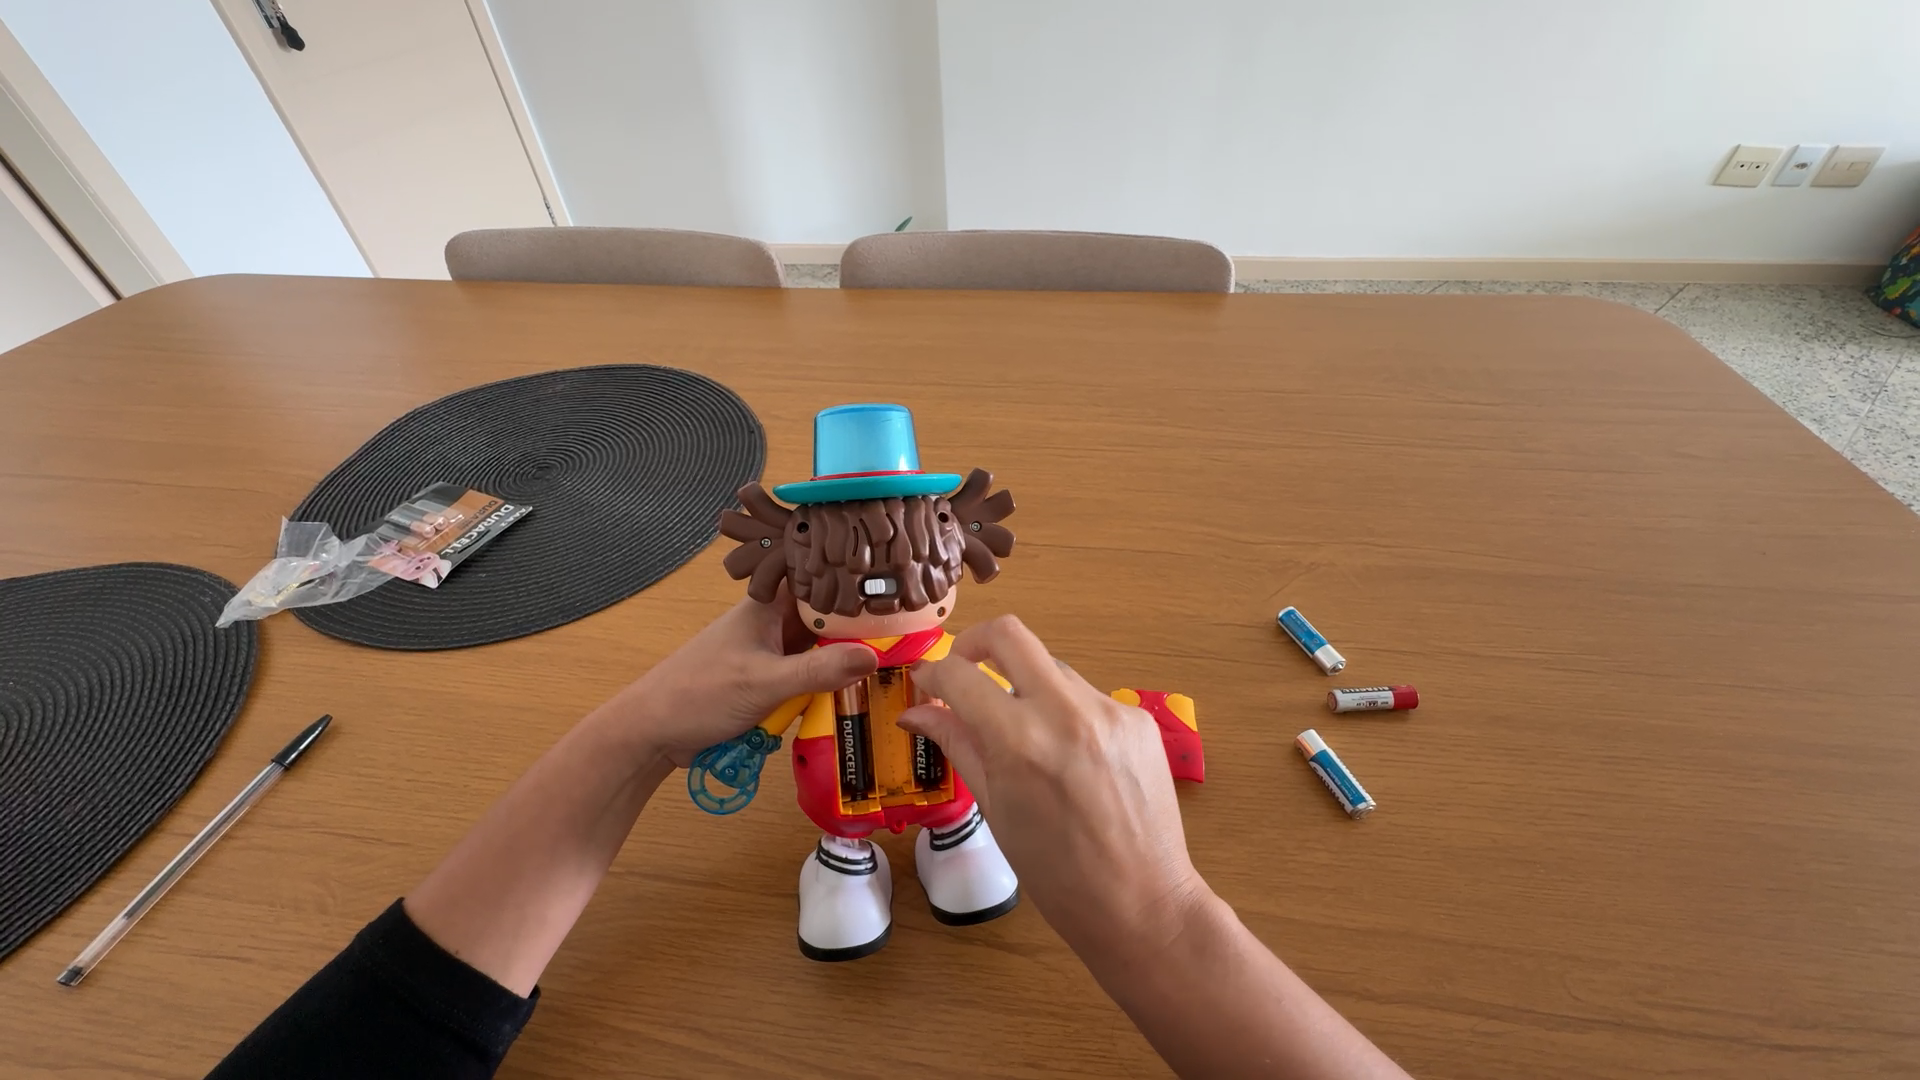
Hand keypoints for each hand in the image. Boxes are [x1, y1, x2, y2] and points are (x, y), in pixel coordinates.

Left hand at [591, 585, 876, 769]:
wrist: (651, 733)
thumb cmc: (699, 694)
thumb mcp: (765, 682)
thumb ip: (820, 670)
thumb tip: (875, 656)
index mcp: (768, 604)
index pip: (819, 577)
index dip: (855, 577)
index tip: (897, 581)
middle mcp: (774, 621)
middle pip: (828, 614)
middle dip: (861, 623)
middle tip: (908, 627)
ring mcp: (773, 650)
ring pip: (821, 644)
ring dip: (845, 655)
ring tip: (895, 654)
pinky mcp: (770, 678)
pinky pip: (810, 672)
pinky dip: (828, 680)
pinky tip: (857, 684)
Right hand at [900, 616, 1206, 950]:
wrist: (1143, 904)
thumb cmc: (1055, 873)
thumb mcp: (995, 809)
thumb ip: (958, 744)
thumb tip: (916, 710)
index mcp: (1021, 741)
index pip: (960, 674)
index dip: (932, 672)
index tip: (925, 682)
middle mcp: (1066, 710)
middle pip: (1010, 633)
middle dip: (975, 642)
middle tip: (963, 670)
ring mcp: (1109, 709)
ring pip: (1051, 666)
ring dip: (1025, 684)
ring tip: (1023, 733)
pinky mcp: (1138, 717)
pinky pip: (1086, 696)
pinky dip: (1064, 711)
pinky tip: (1069, 755)